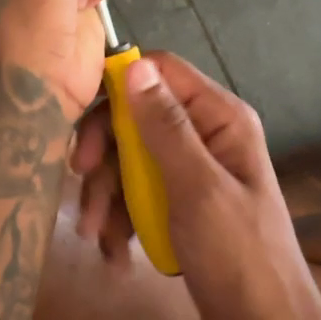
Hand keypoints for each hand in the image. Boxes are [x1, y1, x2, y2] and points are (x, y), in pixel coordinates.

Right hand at [73, 52, 320, 319]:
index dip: (119, 88)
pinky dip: (120, 221)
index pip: (161, 72)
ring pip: (130, 159)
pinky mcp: (179, 203)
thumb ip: (165, 127)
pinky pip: (137, 194)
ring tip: (97, 236)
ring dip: (107, 196)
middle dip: (106, 155)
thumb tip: (134, 64)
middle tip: (81, 183)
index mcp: (219, 117)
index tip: (87, 125)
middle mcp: (204, 133)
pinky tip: (116, 253)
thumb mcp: (199, 189)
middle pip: (137, 118)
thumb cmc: (239, 255)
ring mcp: (191, 169)